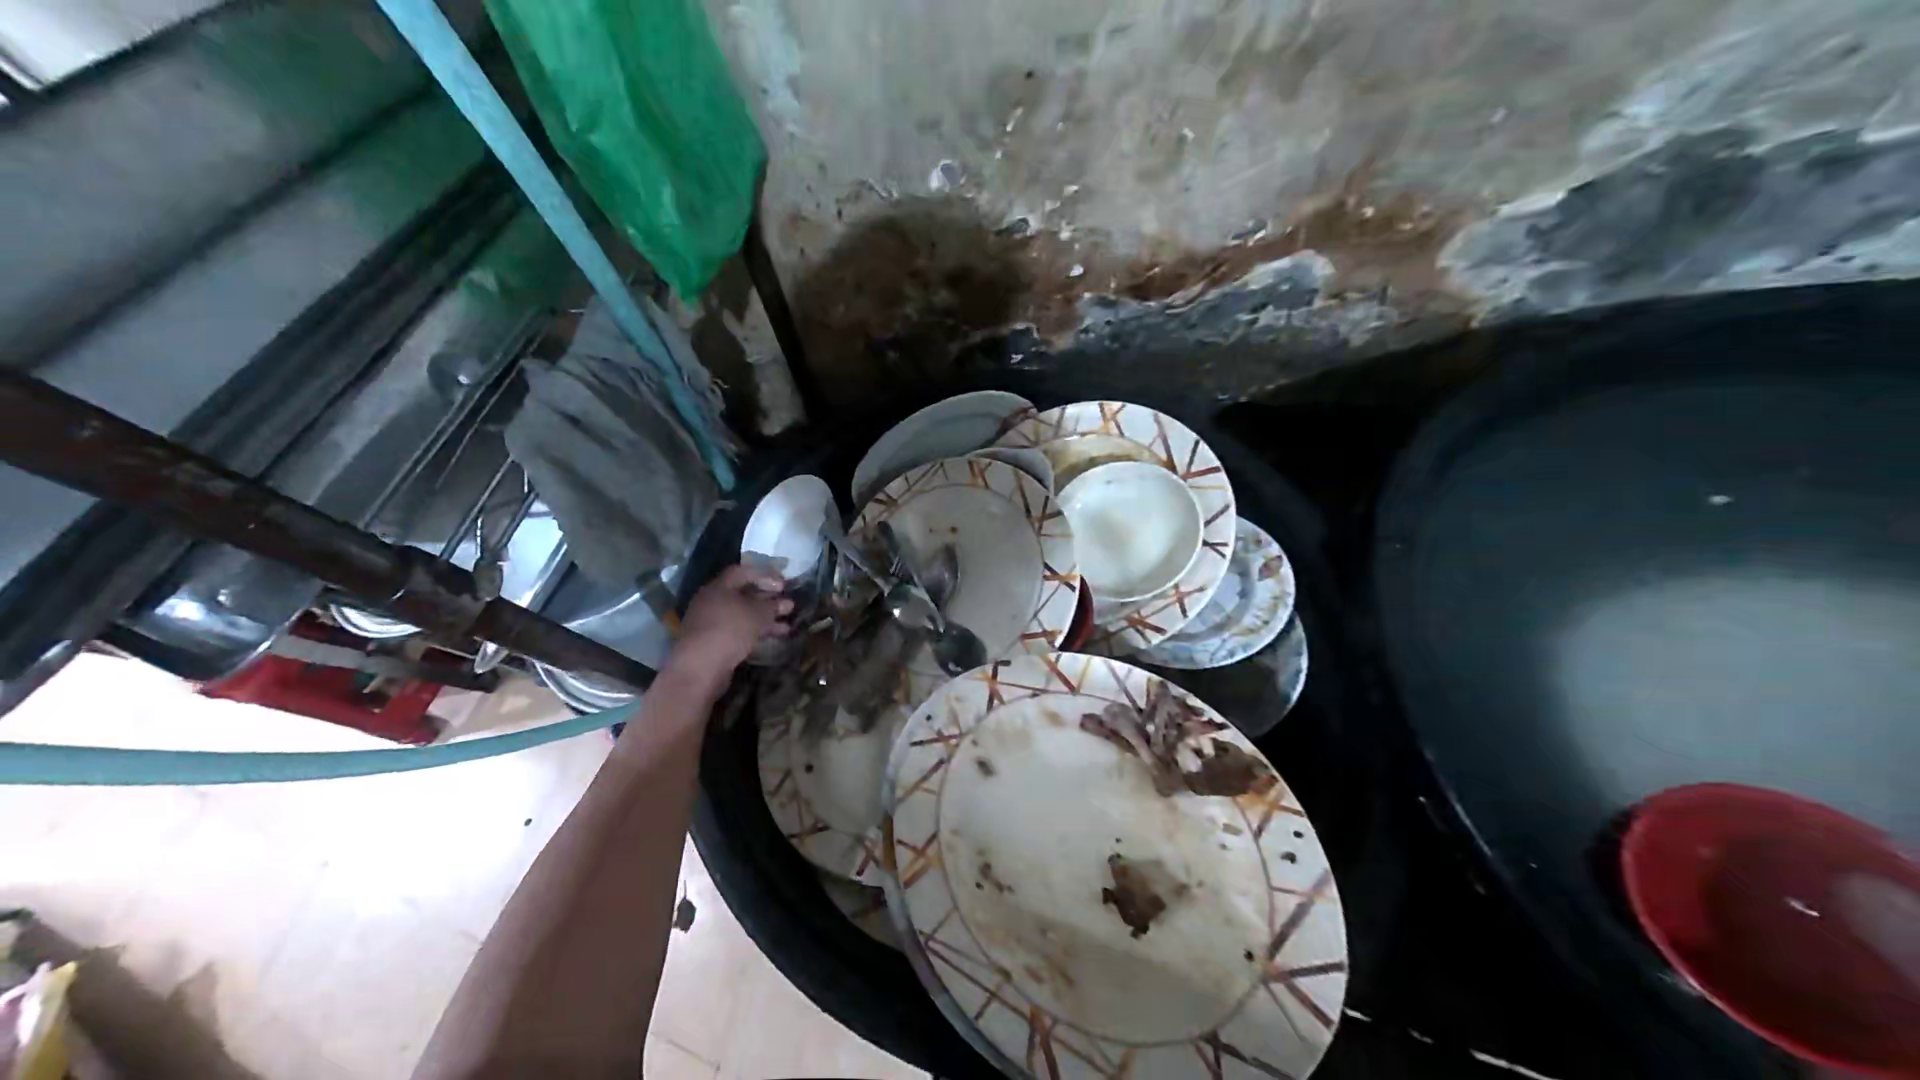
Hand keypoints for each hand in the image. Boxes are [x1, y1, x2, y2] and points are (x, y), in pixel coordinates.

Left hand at [672, 564, 793, 675]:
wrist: (700, 667)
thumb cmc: (730, 630)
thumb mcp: (757, 614)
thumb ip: (772, 607)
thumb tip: (785, 603)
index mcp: (718, 587)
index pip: (743, 572)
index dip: (765, 575)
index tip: (783, 585)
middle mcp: (711, 602)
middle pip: (743, 595)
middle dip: (767, 600)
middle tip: (787, 605)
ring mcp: (710, 623)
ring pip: (742, 615)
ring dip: (764, 619)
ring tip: (786, 626)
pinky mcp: (713, 642)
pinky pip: (738, 631)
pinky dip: (755, 632)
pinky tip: (771, 639)